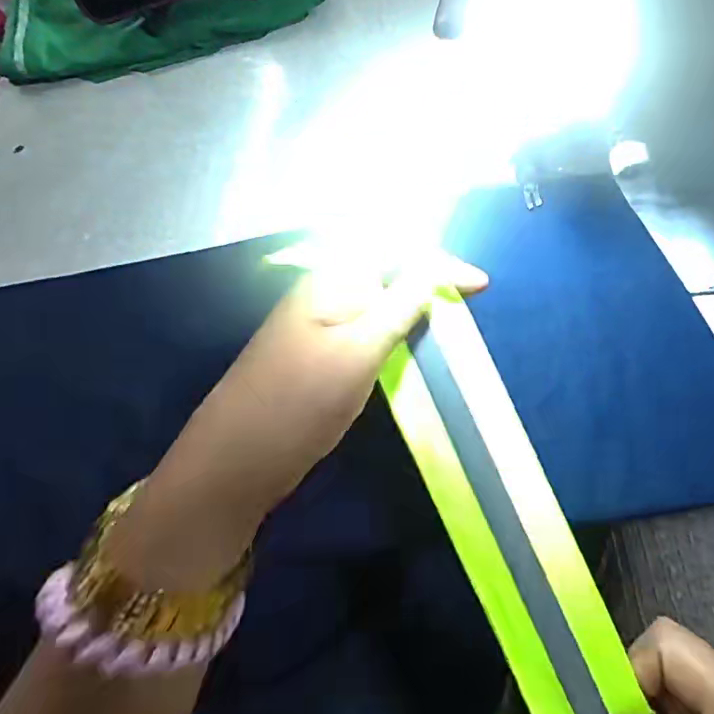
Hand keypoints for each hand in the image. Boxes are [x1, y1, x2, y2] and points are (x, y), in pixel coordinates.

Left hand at [107, 252, 487, 589]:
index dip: (441, 260)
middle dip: (431, 273)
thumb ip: (403, 303)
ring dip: (418, 299)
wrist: (232, 466)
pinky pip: (371, 322)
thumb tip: (441, 268)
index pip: (396, 246)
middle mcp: (326, 292)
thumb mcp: (360, 350)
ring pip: (381, 294)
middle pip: (388, 264)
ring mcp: (322, 322)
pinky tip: (416, 339)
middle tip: (469, 293)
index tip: (481, 284)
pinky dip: (401, 326)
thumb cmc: (299, 404)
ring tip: (452, 311)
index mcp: (331, 280)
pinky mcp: (323, 350)